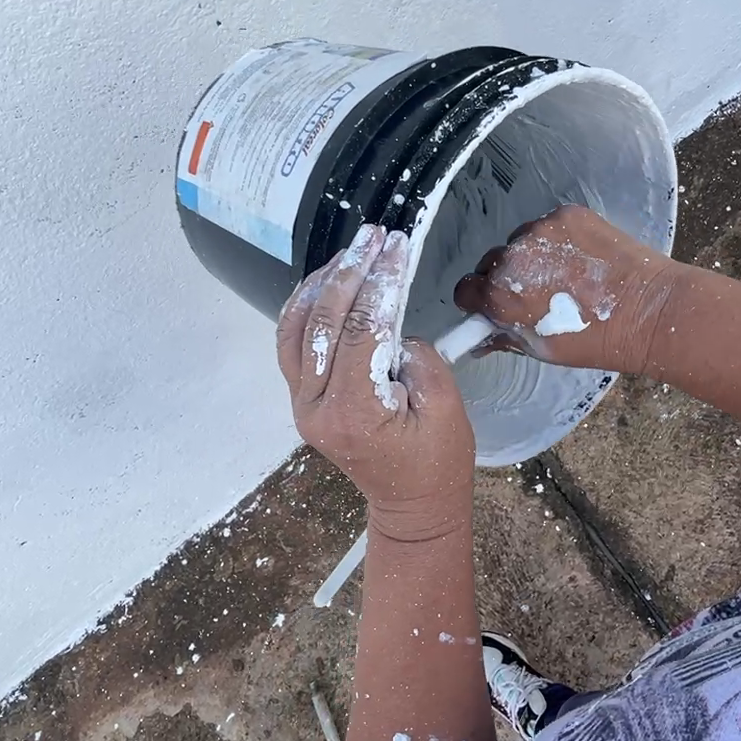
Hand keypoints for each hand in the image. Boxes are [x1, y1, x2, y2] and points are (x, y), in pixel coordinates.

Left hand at [277, 225, 475, 540]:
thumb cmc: (438, 461)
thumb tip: (392, 326)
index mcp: (356, 413)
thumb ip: (419, 359)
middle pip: (323, 323)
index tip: (399, 245)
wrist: (412, 505)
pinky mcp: (302, 399)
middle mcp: (317, 407)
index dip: (381, 282)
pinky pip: (292, 343)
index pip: (362, 330)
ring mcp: (302, 404)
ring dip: (322, 282)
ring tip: (353, 251)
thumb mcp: (448, 408)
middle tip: (375, 235)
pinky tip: (326, 280)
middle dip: (351, 271)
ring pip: (296, 328)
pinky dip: (305, 306)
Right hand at [453, 204, 679, 373]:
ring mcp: (540, 230)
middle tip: (533, 294)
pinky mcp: (566, 214)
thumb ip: (503, 339)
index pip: (464, 288)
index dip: (477, 300)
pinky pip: (547, 227)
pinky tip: (579, 260)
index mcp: (499, 294)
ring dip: (530, 257)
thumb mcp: (541, 350)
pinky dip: (556, 241)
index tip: (491, 305)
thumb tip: (482, 338)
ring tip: (563, 276)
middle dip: (504, 278)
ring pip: (519, 243)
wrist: (648, 311)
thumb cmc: (595, 340)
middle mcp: (512, 257)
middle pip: (490, 263)